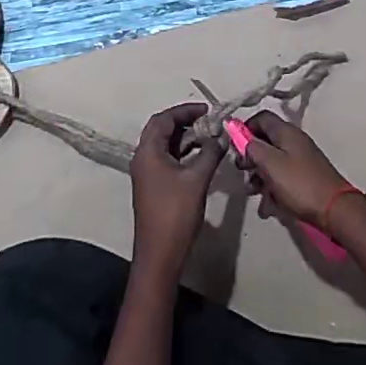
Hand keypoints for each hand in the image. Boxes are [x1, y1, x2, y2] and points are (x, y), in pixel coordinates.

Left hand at [130, 103, 220, 270]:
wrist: (160, 254)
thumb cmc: (176, 213)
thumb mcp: (197, 179)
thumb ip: (210, 153)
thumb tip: (221, 136)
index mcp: (148, 152)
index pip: (163, 120)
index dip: (185, 111)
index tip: (207, 110)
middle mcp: (143, 158)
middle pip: (161, 129)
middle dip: (184, 121)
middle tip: (208, 120)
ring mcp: (147, 173)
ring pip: (164, 144)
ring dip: (184, 136)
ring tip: (208, 135)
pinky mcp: (154, 185)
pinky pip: (167, 158)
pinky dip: (183, 151)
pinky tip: (201, 155)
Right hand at [238, 111, 350, 225]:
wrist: (334, 209)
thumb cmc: (298, 183)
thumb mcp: (270, 163)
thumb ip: (251, 147)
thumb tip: (238, 133)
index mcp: (286, 132)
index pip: (261, 118)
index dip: (244, 129)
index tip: (234, 147)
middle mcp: (293, 142)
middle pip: (265, 141)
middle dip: (250, 156)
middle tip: (242, 172)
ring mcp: (300, 160)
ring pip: (271, 162)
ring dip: (259, 176)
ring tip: (253, 192)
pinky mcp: (304, 177)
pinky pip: (281, 178)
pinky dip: (272, 189)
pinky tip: (268, 207)